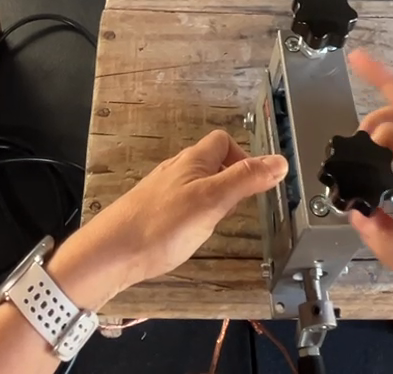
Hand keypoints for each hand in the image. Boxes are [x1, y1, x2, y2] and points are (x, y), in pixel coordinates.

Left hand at [49, 130, 287, 309]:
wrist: (112, 251)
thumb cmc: (163, 224)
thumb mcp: (212, 201)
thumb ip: (245, 180)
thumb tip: (280, 160)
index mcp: (194, 160)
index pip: (223, 141)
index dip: (242, 156)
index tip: (254, 183)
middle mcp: (178, 168)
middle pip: (210, 161)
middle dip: (229, 178)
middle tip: (239, 205)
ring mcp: (163, 189)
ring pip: (196, 182)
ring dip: (213, 195)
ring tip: (219, 220)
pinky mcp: (152, 209)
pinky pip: (182, 200)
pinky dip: (195, 210)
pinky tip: (192, 232)